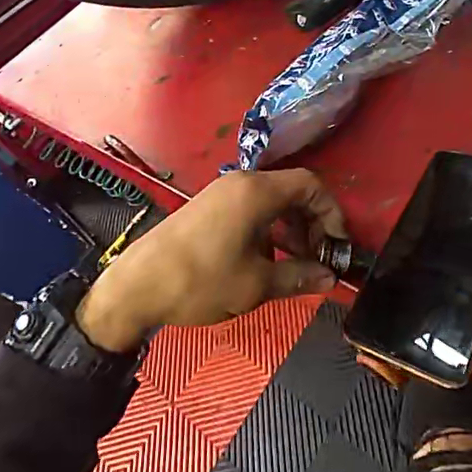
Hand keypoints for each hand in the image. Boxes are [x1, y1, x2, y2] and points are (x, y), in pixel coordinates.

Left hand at [74, 169, 349, 351]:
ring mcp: (221, 193)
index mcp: (256, 192)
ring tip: (295, 265)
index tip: (336, 247)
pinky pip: (251, 210)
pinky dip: (268, 230)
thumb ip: (300, 277)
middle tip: (318, 259)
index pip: (311, 185)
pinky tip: (265, 262)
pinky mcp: (208, 208)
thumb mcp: (256, 284)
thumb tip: (330, 278)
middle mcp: (241, 183)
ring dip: (291, 230)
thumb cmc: (200, 281)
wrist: (135, 288)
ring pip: (272, 202)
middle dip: (313, 224)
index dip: (332, 214)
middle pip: (293, 191)